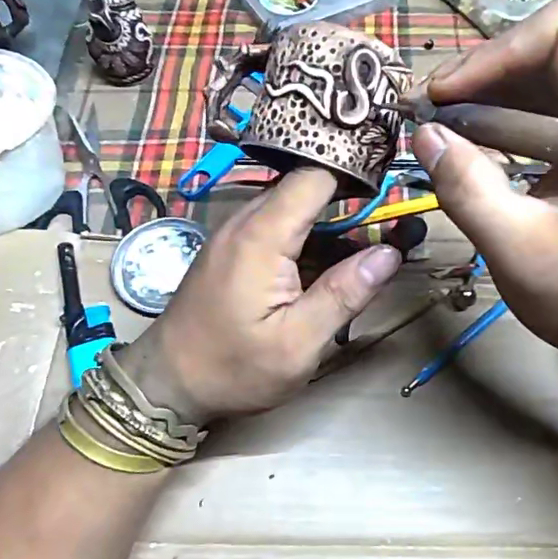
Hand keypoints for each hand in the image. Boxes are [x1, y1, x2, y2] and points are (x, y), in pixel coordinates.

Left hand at [116, 168, 401, 422]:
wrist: (166, 384)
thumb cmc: (231, 369)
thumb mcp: (297, 344)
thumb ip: (344, 294)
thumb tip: (389, 254)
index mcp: (261, 236)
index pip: (315, 175)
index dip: (357, 178)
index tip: (391, 200)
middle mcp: (243, 223)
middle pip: (306, 192)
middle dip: (349, 212)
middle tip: (385, 242)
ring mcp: (233, 236)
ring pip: (292, 213)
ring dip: (327, 234)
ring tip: (355, 270)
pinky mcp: (230, 253)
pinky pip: (274, 233)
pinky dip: (303, 248)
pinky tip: (318, 282)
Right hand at [414, 0, 557, 368]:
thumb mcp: (519, 250)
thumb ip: (466, 189)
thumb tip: (422, 135)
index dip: (490, 56)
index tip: (437, 101)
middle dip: (485, 75)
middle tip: (429, 116)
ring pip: (556, 77)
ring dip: (494, 98)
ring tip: (443, 130)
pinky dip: (513, 121)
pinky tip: (478, 147)